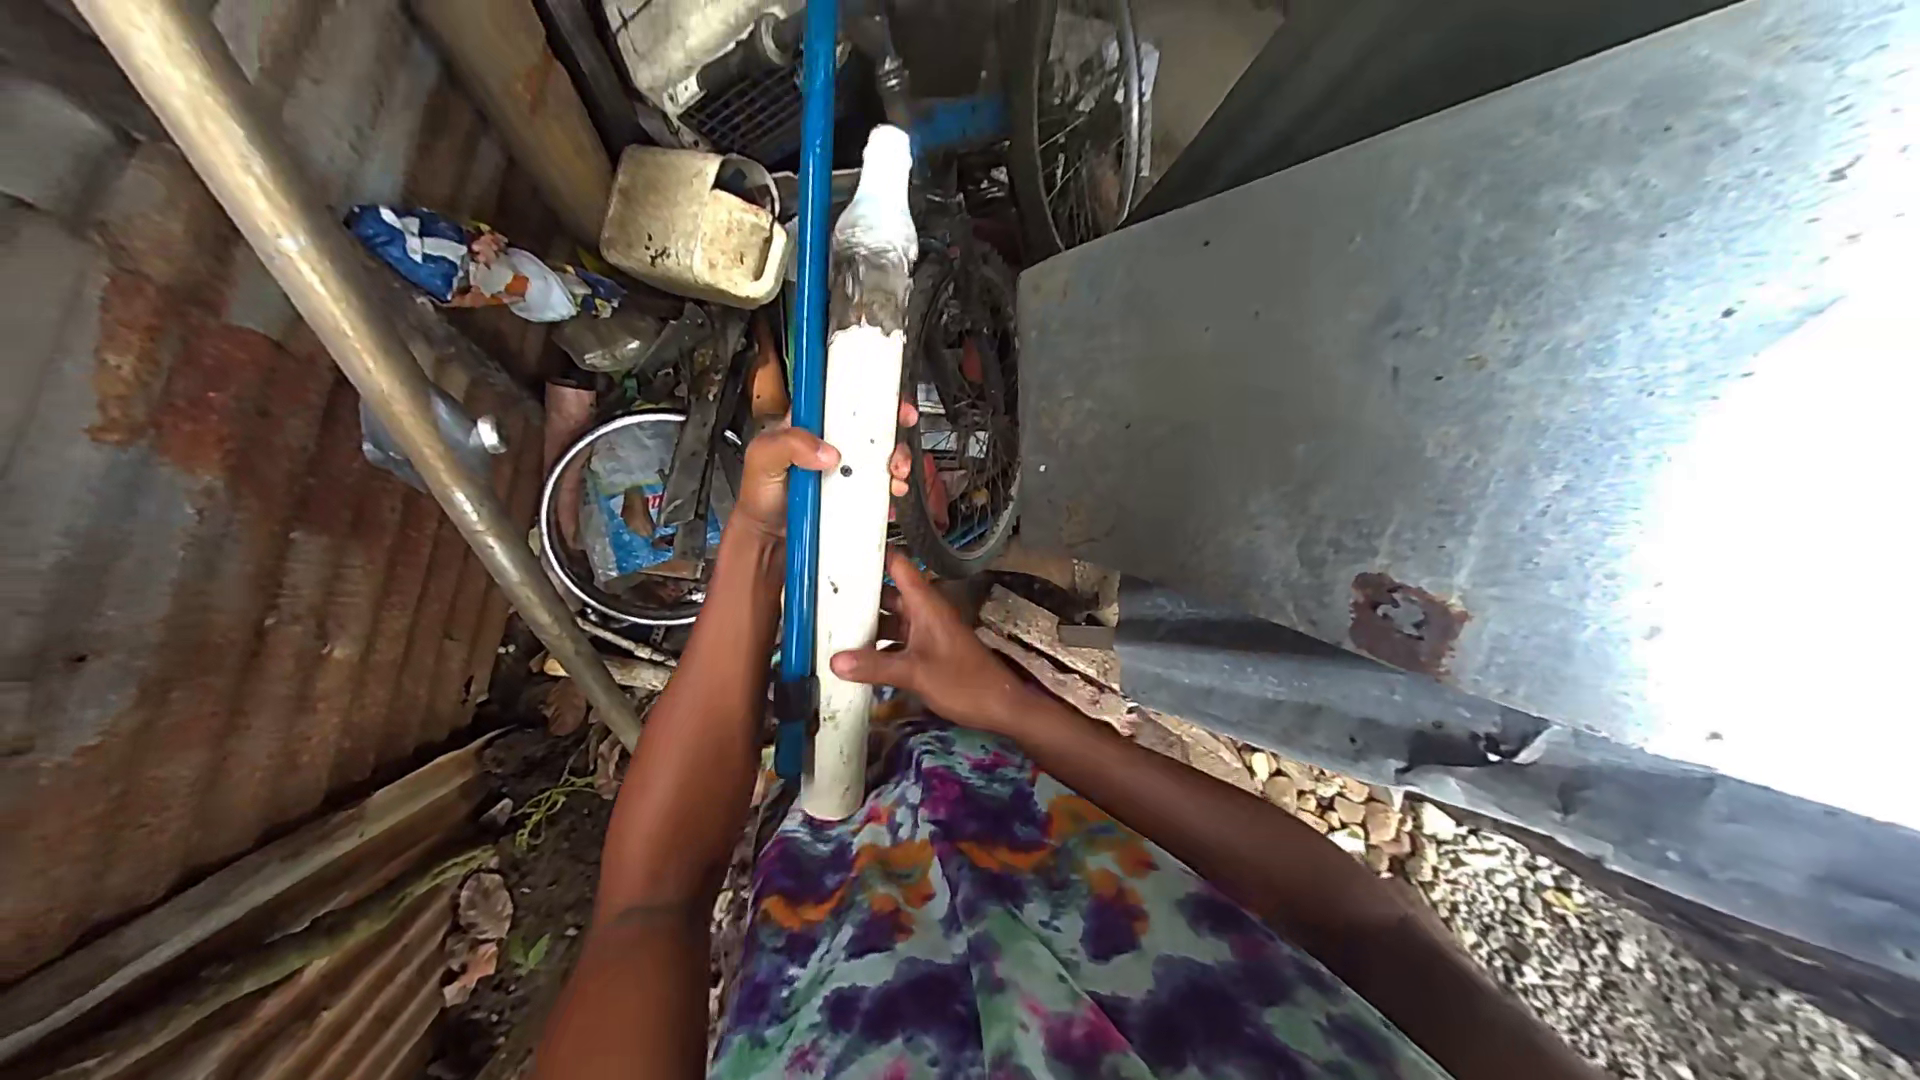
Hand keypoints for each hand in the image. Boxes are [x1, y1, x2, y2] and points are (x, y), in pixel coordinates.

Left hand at [731, 402, 916, 538]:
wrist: (771, 539)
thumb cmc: (761, 495)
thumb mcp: (763, 459)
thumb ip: (789, 444)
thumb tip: (827, 451)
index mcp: (812, 426)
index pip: (843, 400)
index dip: (870, 395)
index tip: (890, 400)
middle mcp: (835, 444)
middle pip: (873, 427)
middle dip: (894, 430)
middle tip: (898, 439)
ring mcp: (848, 471)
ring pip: (883, 457)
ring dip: (898, 462)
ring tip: (895, 474)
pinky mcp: (858, 495)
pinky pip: (883, 488)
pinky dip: (894, 490)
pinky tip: (892, 494)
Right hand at [829, 550, 1030, 734]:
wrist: (1000, 706)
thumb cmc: (963, 681)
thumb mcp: (915, 673)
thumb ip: (875, 666)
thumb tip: (833, 661)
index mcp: (926, 603)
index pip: (898, 564)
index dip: (875, 551)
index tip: (843, 546)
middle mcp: (925, 611)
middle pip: (888, 592)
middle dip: (861, 592)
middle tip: (823, 591)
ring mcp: (927, 631)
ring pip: (892, 618)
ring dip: (868, 621)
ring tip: (832, 623)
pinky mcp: (928, 650)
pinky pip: (897, 639)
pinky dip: (878, 643)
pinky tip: (856, 655)